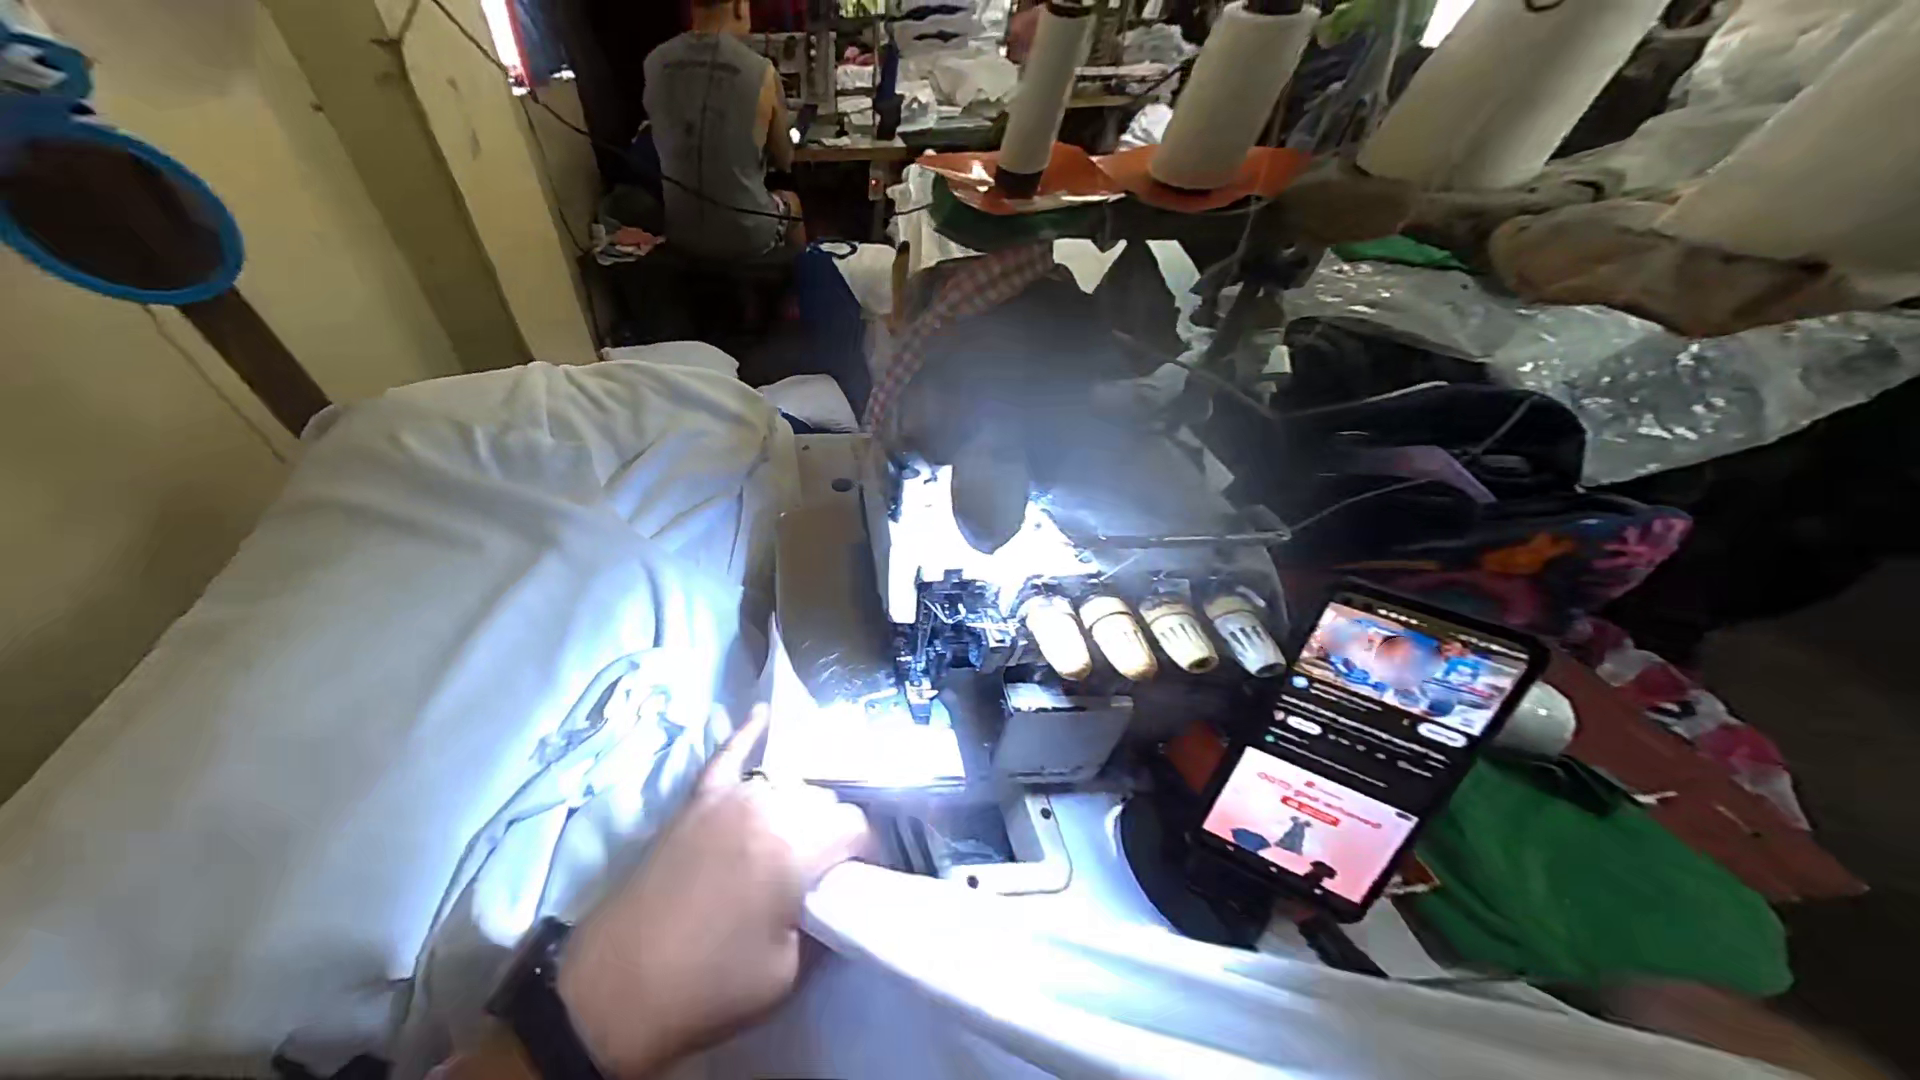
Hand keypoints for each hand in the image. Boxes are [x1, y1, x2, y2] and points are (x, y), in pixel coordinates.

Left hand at [554, 706, 870, 1078]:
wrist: (612, 991)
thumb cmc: (707, 987)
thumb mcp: (787, 975)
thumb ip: (827, 922)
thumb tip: (842, 894)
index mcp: (794, 848)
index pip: (857, 826)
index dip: (868, 851)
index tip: (864, 874)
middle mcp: (767, 807)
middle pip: (824, 799)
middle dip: (834, 829)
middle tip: (827, 865)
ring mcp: (728, 797)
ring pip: (788, 781)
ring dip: (802, 803)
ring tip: (800, 834)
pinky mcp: (697, 799)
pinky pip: (729, 754)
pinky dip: (748, 734)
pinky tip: (765, 712)